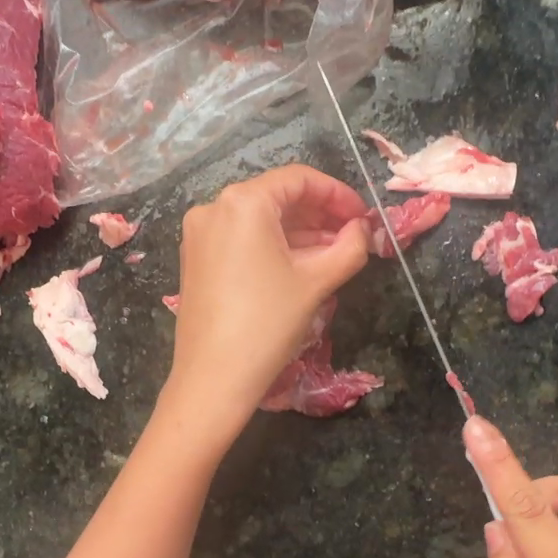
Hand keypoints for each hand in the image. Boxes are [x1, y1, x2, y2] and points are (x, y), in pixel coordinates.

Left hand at [164, 165, 370, 435]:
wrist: (213, 378)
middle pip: (277, 198)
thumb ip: (349, 247)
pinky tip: (298, 268)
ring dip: (298, 233)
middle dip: (318, 215)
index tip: (362, 217)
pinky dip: (271, 247)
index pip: (299, 180)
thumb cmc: (267, 324)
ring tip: (332, 256)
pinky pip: (240, 241)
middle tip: (351, 238)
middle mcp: (214, 208)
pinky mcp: (194, 261)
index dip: (337, 194)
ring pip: (259, 221)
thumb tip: (362, 230)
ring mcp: (199, 235)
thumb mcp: (316, 282)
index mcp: (243, 202)